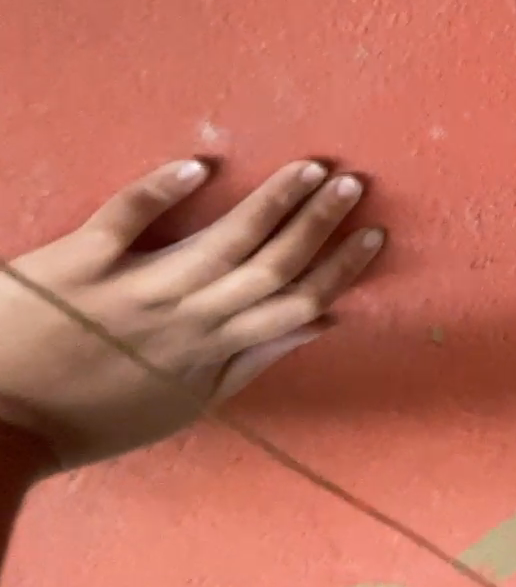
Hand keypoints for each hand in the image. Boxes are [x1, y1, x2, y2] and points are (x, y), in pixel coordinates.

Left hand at [0, 159, 383, 467]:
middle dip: (319, 221)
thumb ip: (256, 359)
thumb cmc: (90, 420)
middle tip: (352, 184)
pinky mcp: (70, 269)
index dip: (342, 266)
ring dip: (270, 201)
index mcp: (213, 347)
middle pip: (271, 263)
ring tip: (309, 168)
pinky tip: (197, 166)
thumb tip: (326, 321)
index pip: (299, 300)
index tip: (373, 233)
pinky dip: (157, 192)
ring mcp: (129, 290)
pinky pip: (120, 223)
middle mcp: (185, 316)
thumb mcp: (186, 405)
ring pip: (219, 239)